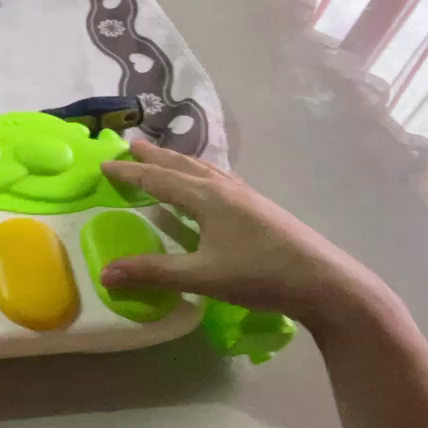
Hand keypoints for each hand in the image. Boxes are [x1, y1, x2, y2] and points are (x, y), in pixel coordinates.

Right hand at [99, 139, 384, 327]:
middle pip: (183, 165)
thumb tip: (104, 273)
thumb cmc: (259, 275)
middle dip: (155, 157)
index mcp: (207, 198)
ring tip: (164, 157)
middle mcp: (225, 189)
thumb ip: (152, 272)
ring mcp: (246, 196)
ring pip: (205, 170)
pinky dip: (201, 173)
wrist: (324, 282)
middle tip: (132, 145)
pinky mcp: (259, 208)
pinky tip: (207, 183)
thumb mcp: (200, 276)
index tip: (104, 163)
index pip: (159, 179)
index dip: (130, 172)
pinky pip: (220, 179)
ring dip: (179, 162)